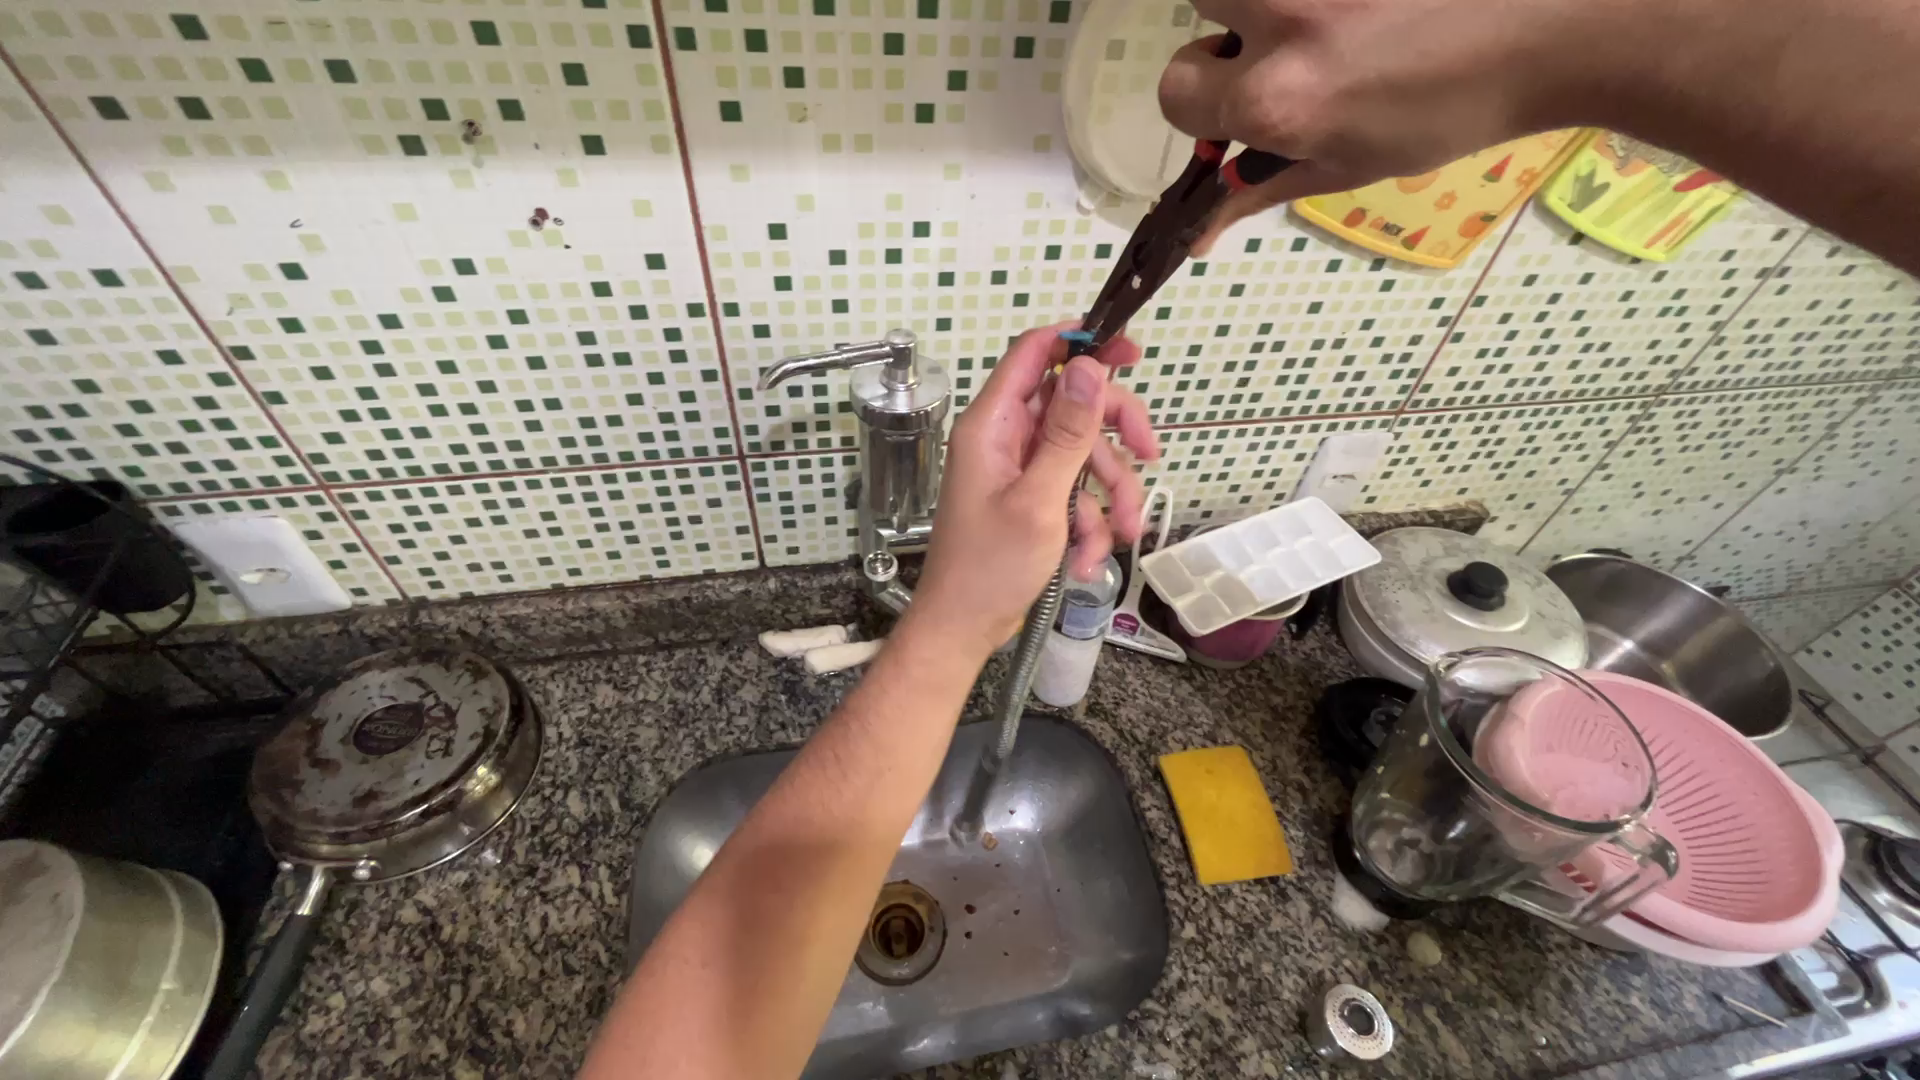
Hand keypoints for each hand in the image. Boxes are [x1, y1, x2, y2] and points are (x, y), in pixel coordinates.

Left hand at [909, 324, 1158, 655]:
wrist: (964, 627)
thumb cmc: (990, 568)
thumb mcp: (1039, 500)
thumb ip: (1066, 433)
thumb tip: (1088, 366)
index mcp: (993, 425)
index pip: (1034, 354)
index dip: (1080, 342)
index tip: (1128, 352)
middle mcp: (1006, 438)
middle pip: (1073, 406)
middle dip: (1115, 434)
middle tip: (1151, 453)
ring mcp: (1020, 470)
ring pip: (1084, 455)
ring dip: (1110, 495)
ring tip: (1121, 537)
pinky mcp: (1032, 499)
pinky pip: (1075, 493)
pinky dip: (1090, 525)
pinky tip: (1088, 561)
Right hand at [1158, 0, 1605, 251]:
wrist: (1569, 18)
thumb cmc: (1453, 111)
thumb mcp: (1346, 167)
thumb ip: (1262, 188)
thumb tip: (1198, 238)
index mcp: (1276, 97)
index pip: (1175, 90)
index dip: (1201, 99)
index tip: (1236, 99)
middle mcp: (1283, 17)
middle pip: (1200, 1)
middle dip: (1232, 25)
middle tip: (1290, 39)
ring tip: (1332, 11)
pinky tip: (1372, 0)